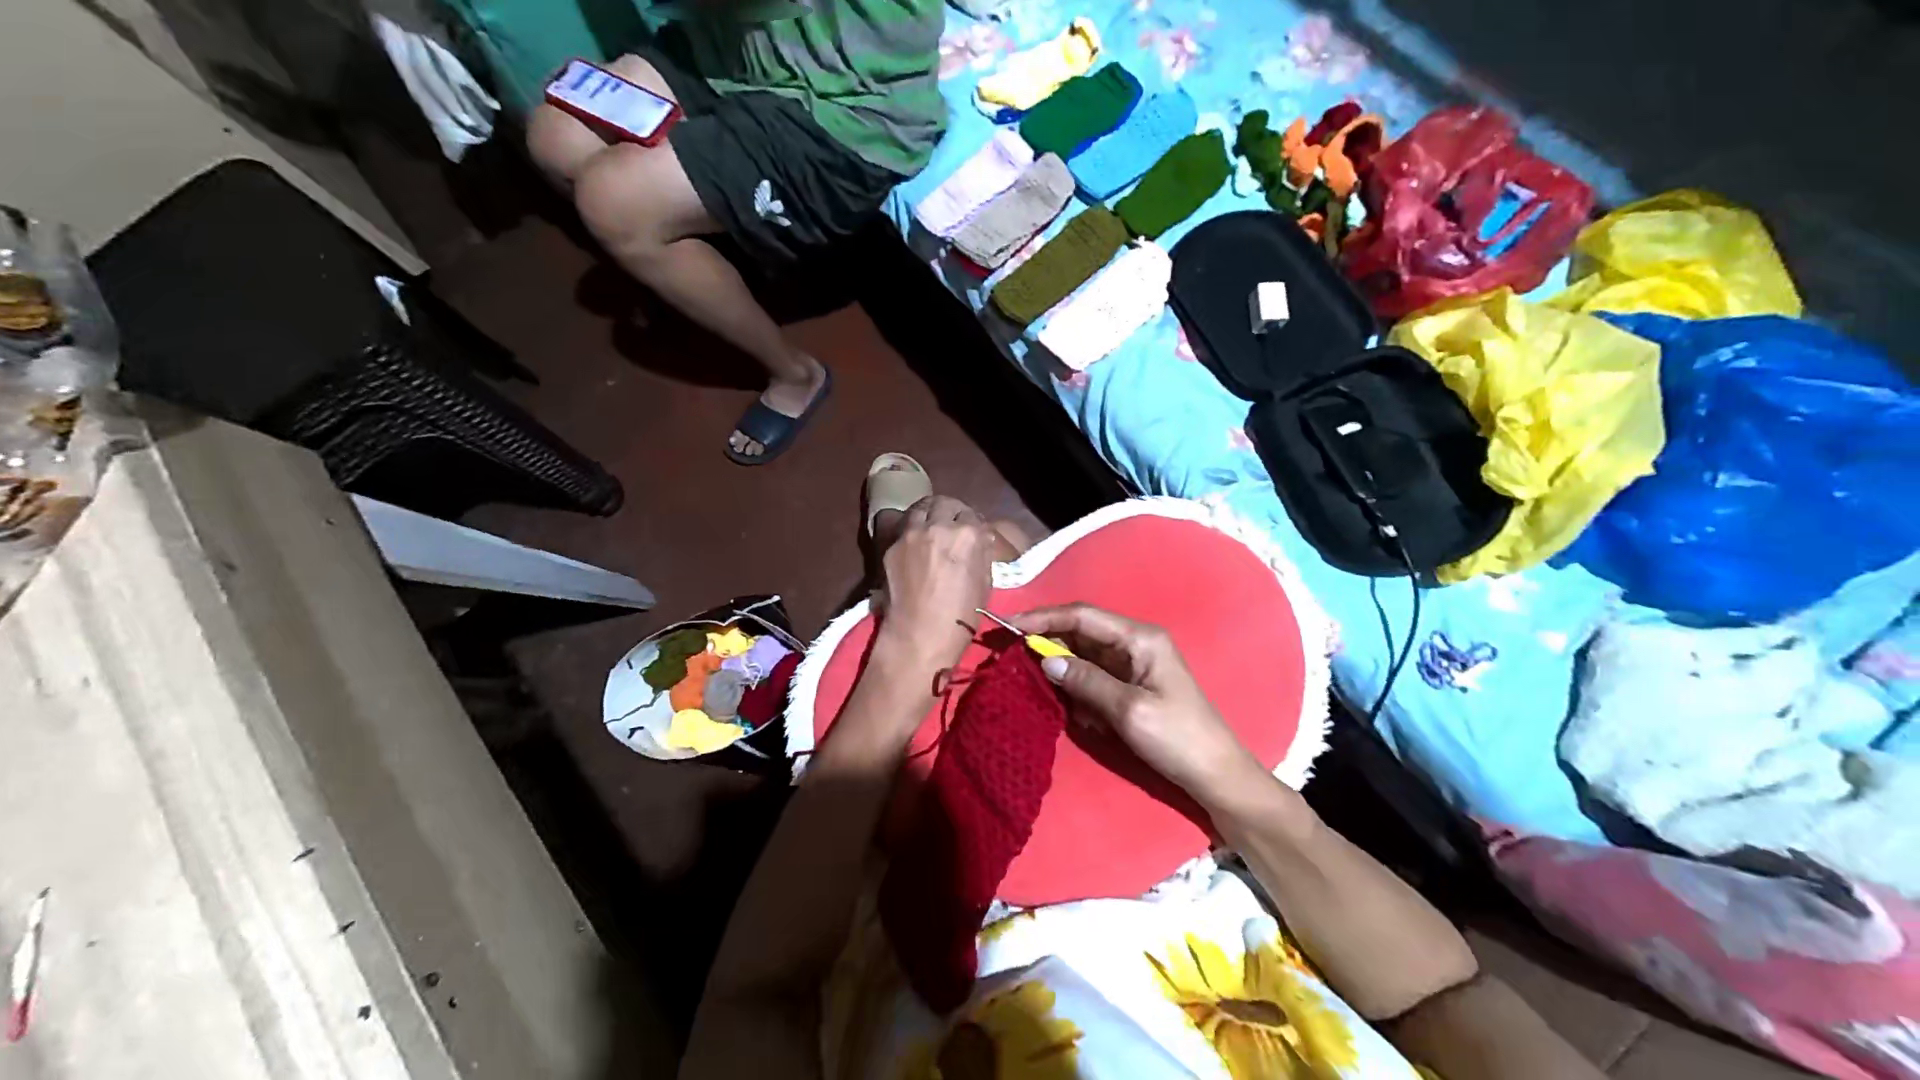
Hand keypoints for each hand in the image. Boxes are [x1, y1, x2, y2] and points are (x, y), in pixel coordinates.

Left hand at [874, 496, 996, 671]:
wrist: (920, 635)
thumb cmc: (962, 616)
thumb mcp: (985, 583)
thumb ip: (982, 553)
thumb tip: (981, 539)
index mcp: (968, 534)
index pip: (972, 515)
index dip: (973, 524)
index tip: (972, 533)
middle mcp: (938, 526)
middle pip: (945, 504)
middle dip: (951, 511)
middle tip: (952, 524)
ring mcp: (911, 534)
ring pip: (922, 508)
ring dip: (930, 513)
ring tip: (932, 525)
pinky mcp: (892, 545)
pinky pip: (905, 527)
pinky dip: (913, 529)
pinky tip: (917, 543)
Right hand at [1016, 604, 1270, 810]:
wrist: (1214, 774)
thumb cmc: (1177, 738)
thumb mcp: (1128, 710)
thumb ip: (1086, 681)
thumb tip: (1046, 660)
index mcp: (1140, 638)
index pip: (1083, 615)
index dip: (1045, 617)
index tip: (1011, 626)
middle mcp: (1134, 643)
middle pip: (1081, 632)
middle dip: (1050, 644)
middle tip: (1016, 659)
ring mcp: (1132, 664)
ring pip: (1083, 656)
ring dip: (1064, 672)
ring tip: (1046, 690)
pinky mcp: (1130, 685)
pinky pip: (1093, 677)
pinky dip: (1079, 690)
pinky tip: (1078, 711)